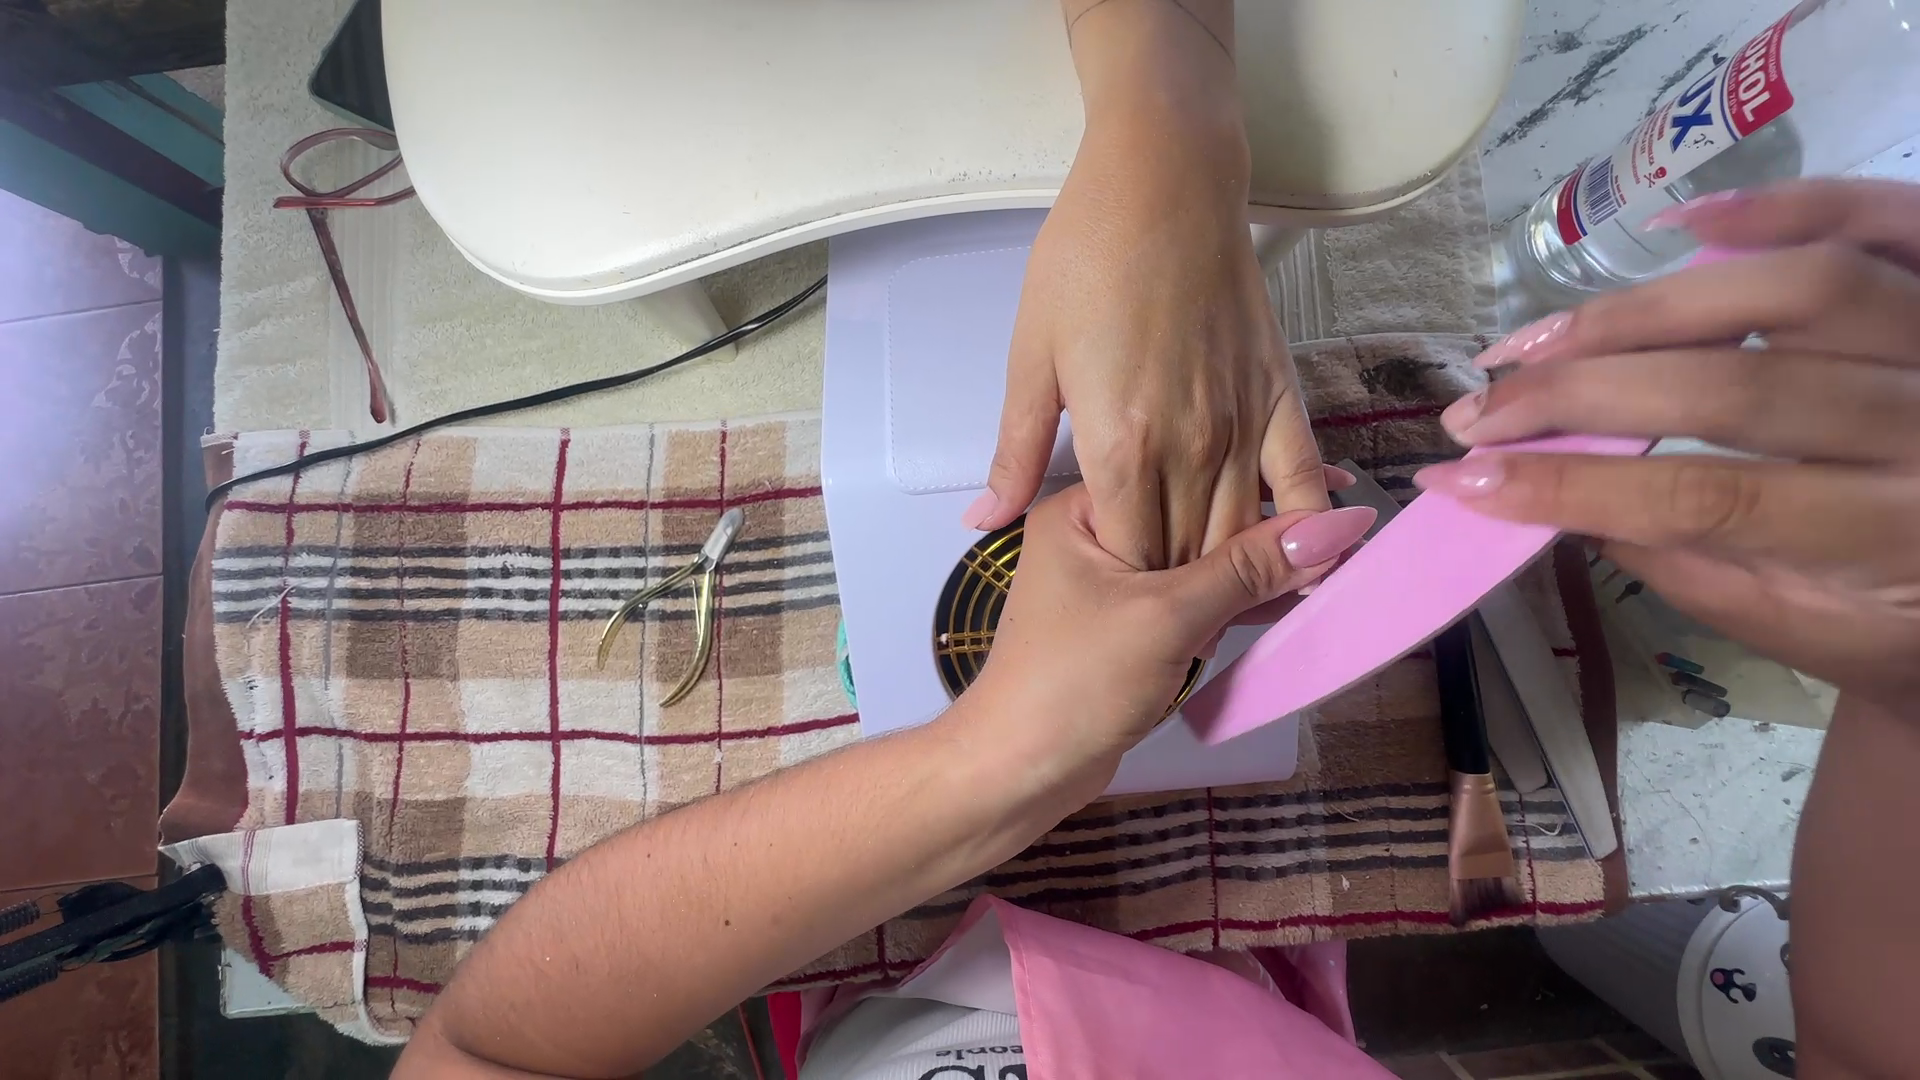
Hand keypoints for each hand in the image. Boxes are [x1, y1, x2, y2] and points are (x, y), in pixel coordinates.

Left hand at [967, 0, 1327, 571]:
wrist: (1163, 185)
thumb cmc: (1082, 267)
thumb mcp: (1030, 362)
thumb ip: (1014, 453)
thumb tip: (980, 521)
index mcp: (1121, 448)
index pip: (1133, 558)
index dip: (1128, 593)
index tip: (1119, 612)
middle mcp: (1190, 449)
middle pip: (1189, 554)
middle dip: (1175, 595)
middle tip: (1165, 617)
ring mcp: (1243, 424)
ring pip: (1245, 529)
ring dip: (1233, 575)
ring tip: (1222, 606)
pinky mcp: (1281, 394)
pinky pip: (1304, 475)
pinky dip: (1307, 523)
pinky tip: (1311, 559)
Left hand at [969, 471, 1372, 778]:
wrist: (1021, 768)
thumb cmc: (1077, 680)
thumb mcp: (1167, 616)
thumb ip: (1247, 568)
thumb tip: (1338, 524)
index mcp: (1082, 508)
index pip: (1181, 475)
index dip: (1256, 485)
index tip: (1332, 492)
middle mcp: (1093, 534)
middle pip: (1193, 517)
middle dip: (1263, 530)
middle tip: (1347, 533)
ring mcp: (1108, 582)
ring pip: (1195, 562)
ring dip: (1255, 570)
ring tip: (1335, 563)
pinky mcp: (1124, 624)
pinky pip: (1187, 599)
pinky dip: (1232, 603)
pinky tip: (1289, 598)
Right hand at [1418, 178, 1919, 708]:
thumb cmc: (1878, 614)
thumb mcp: (1771, 618)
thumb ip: (1659, 550)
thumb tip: (1528, 482)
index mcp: (1887, 536)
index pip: (1698, 498)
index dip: (1562, 485)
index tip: (1455, 477)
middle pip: (1730, 386)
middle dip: (1570, 396)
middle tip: (1472, 414)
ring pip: (1796, 290)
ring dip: (1632, 314)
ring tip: (1529, 344)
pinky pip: (1895, 221)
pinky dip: (1788, 206)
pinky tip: (1685, 220)